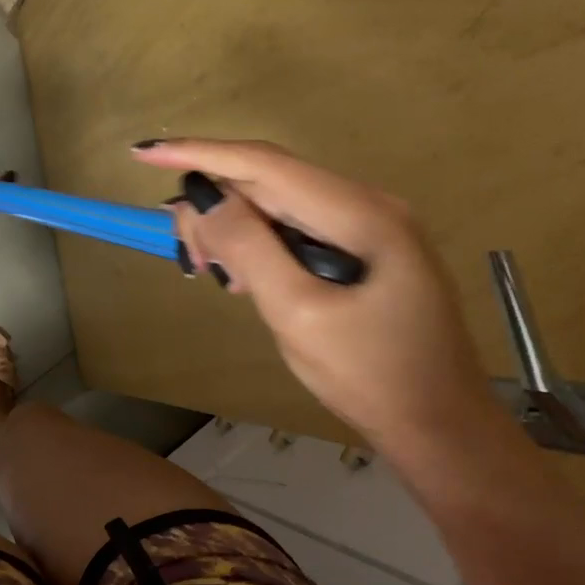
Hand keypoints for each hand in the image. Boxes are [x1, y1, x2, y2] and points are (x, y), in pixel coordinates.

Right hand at [133, 139, 496, 442]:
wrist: (443, 431)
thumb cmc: (372, 376)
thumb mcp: (298, 313)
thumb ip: (248, 247)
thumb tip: (203, 197)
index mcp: (361, 214)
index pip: (261, 163)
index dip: (197, 152)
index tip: (142, 153)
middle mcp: (365, 204)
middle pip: (263, 178)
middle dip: (212, 204)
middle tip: (191, 258)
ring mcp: (365, 224)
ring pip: (269, 200)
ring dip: (228, 225)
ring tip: (214, 272)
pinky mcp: (358, 246)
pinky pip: (286, 223)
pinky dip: (250, 239)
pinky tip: (241, 274)